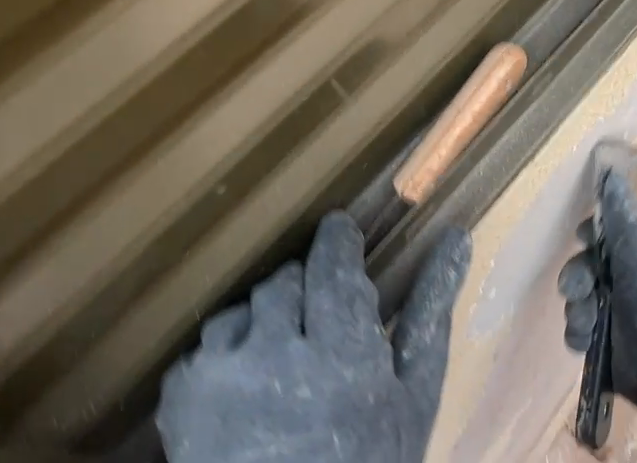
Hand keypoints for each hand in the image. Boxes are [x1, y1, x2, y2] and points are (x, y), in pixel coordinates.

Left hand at [157, 213, 470, 462]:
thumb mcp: (413, 396)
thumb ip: (430, 311)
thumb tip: (456, 235)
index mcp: (342, 355)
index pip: (333, 265)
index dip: (337, 240)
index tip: (341, 231)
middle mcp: (276, 356)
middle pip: (285, 281)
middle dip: (303, 290)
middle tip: (318, 323)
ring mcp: (220, 380)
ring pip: (240, 310)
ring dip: (261, 324)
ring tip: (281, 364)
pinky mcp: (179, 405)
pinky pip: (201, 350)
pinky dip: (223, 361)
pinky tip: (246, 394)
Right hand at [557, 172, 636, 409]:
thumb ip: (620, 214)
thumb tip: (612, 172)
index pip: (606, 230)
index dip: (590, 232)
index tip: (583, 237)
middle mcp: (623, 278)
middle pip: (582, 264)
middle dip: (576, 276)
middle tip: (581, 288)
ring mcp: (611, 311)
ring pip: (575, 298)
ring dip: (577, 309)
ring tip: (590, 322)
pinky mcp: (601, 341)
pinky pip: (575, 329)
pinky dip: (579, 334)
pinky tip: (589, 341)